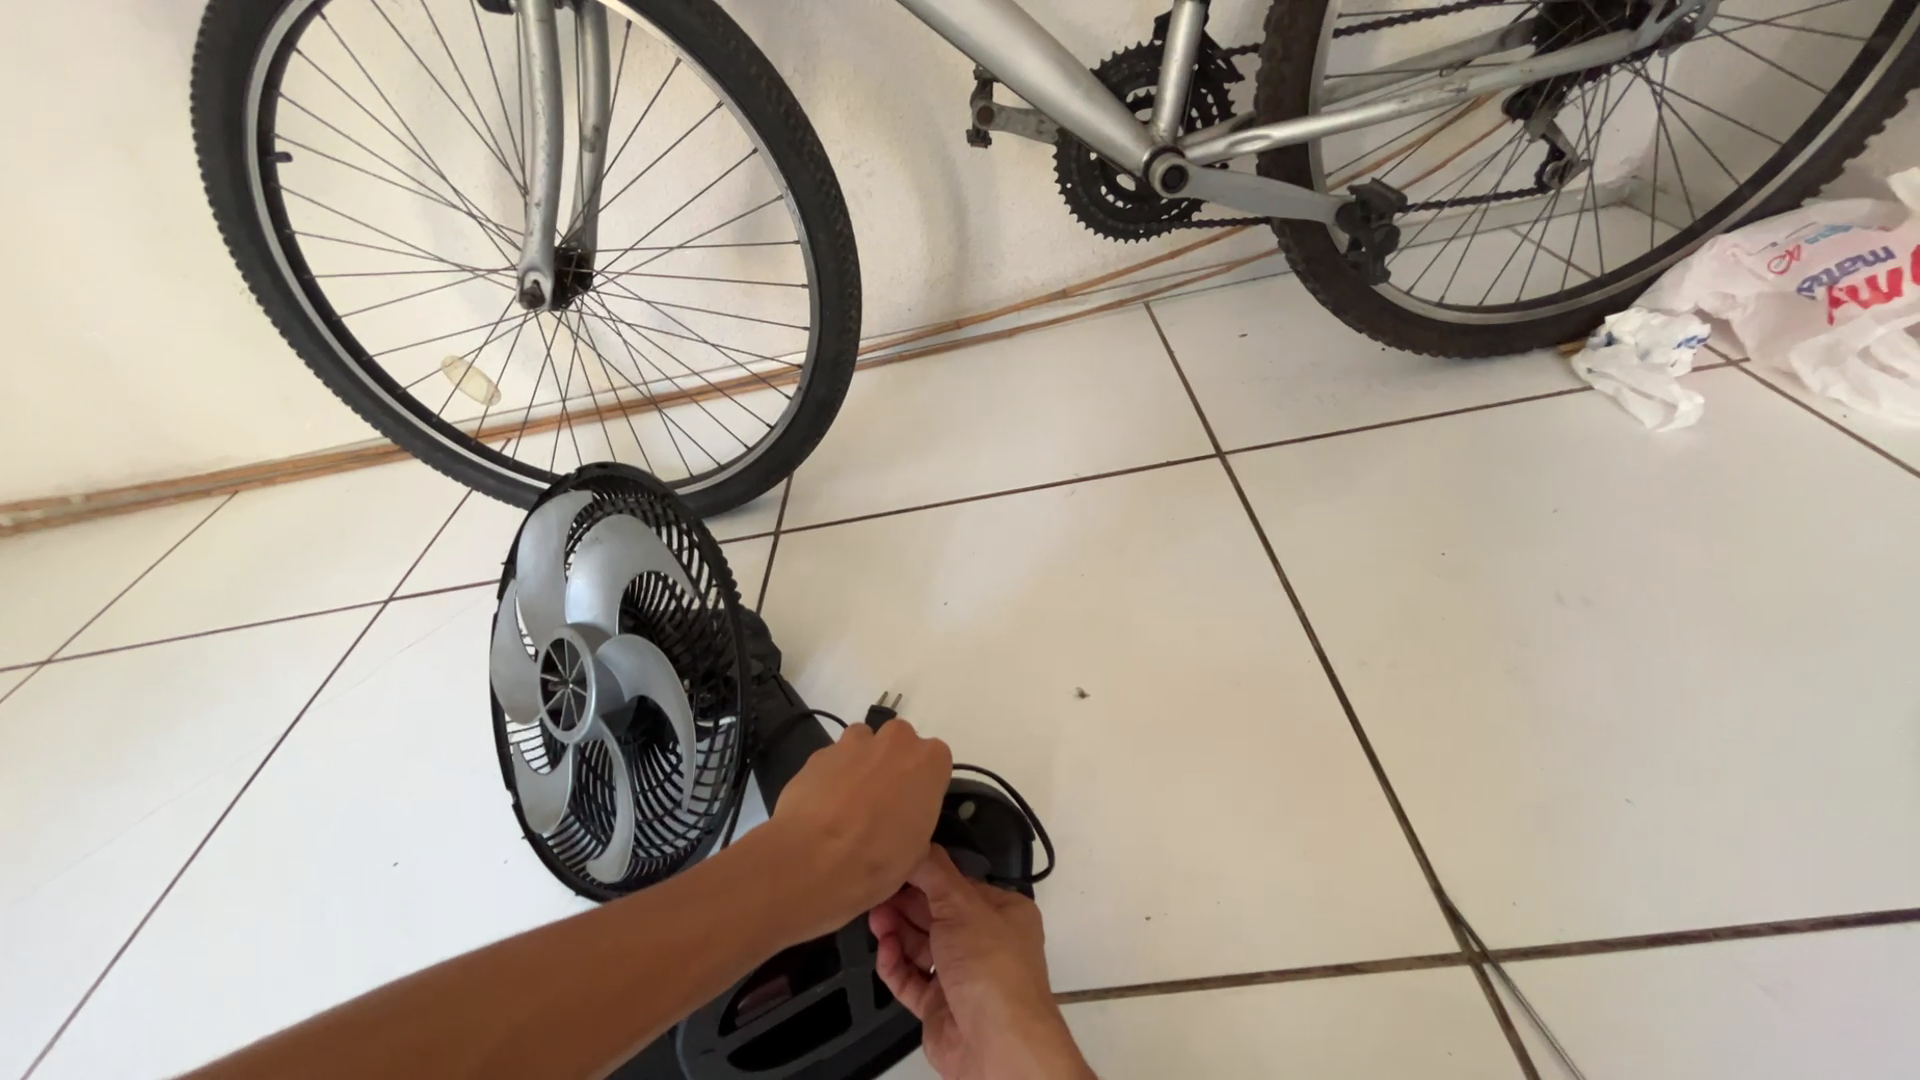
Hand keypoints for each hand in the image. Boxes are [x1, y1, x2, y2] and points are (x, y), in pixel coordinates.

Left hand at [760, 718, 951, 941]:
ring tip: (847, 809)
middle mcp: (895, 741)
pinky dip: (831, 779)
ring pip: (863, 747)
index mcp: (929, 761)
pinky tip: (822, 811)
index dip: (923, 789)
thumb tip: (910, 833)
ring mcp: (853, 743)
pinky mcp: (817, 754)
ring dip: (860, 768)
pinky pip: (832, 761)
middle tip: (881, 810)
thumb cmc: (876, 861)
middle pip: (898, 747)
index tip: (912, 813)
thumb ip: (918, 826)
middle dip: (892, 770)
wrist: (809, 862)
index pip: (936, 764)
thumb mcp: (916, 855)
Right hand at [870, 848, 1094, 1079]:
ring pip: (921, 947)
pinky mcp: (940, 1008)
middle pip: (936, 915)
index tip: (895, 867)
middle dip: (906, 904)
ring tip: (875, 920)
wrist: (997, 1046)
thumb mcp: (962, 905)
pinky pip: (912, 980)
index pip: (959, 886)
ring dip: (897, 932)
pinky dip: (895, 965)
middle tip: (875, 893)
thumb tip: (916, 842)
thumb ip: (934, 872)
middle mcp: (985, 944)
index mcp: (1003, 914)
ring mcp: (961, 978)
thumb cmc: (988, 964)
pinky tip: (883, 952)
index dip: (927, 876)